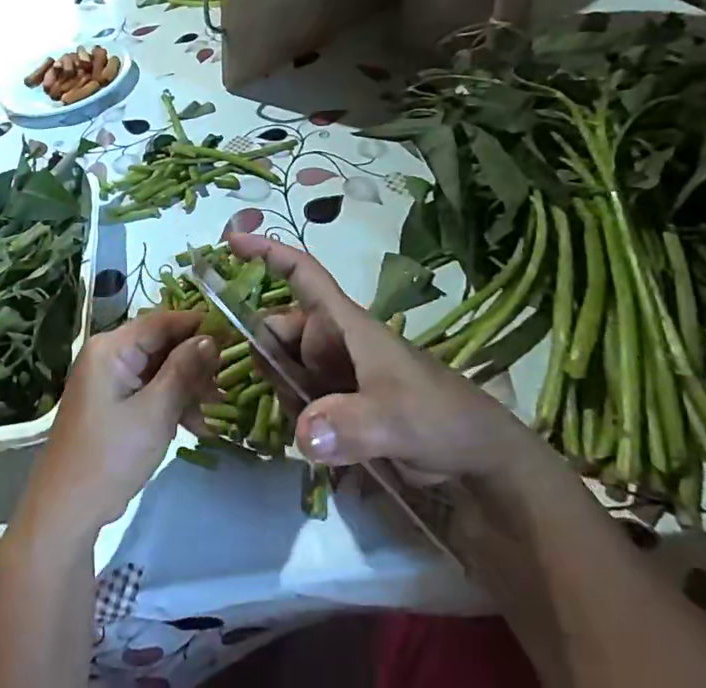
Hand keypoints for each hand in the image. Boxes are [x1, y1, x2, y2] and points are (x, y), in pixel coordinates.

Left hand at [19, 310, 217, 536]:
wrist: (67, 510)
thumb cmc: (110, 457)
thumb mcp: (154, 412)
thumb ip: (184, 370)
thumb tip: (211, 338)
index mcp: (112, 347)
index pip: (164, 320)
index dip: (201, 325)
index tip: (237, 336)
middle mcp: (109, 354)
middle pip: (164, 343)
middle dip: (197, 363)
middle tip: (227, 385)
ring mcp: (111, 378)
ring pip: (161, 368)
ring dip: (189, 386)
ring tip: (215, 410)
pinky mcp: (115, 401)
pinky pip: (151, 388)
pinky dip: (173, 402)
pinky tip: (197, 426)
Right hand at [225, 233, 527, 478]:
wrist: (476, 462)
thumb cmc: (443, 418)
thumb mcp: (399, 419)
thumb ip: (352, 425)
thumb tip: (303, 433)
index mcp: (347, 325)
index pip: (303, 276)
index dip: (267, 253)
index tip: (229, 242)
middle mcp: (334, 343)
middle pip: (278, 331)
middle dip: (265, 356)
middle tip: (276, 391)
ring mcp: (334, 376)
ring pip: (283, 370)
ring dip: (282, 394)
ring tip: (310, 429)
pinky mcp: (337, 407)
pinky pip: (296, 401)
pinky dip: (294, 418)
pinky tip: (313, 445)